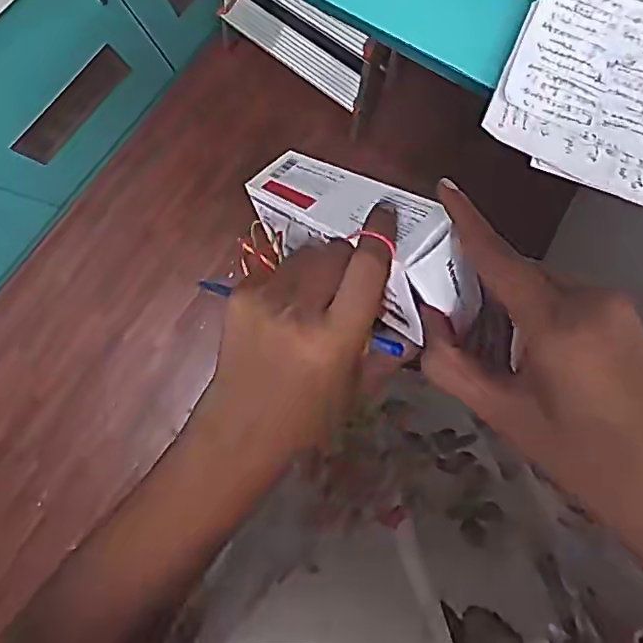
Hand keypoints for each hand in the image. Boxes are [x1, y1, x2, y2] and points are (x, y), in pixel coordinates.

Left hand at [198, 203, 399, 464]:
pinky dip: (290, 278)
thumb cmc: (307, 418)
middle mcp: (299, 310)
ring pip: (305, 253)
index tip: (385, 214)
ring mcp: (264, 298)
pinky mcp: (240, 293)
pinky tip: (287, 305)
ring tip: (317, 293)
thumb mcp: (358, 388)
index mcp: (334, 337)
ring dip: (319, 264)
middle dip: (348, 256)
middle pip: (334, 251)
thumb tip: (402, 308)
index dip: (379, 234)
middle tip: (349, 277)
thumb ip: (385, 345)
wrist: (240, 428)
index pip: (365, 267)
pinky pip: (278, 267)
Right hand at [421, 180, 642, 501]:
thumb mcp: (509, 420)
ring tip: (511, 361)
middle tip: (462, 328)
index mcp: (556, 321)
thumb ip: (455, 368)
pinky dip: (547, 317)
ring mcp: (617, 307)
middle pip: (519, 275)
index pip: (498, 257)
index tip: (446, 188)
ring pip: (546, 289)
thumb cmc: (595, 466)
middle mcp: (590, 298)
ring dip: (518, 308)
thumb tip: (429, 330)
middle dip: (486, 291)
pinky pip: (573, 302)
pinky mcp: (632, 320)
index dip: (466, 220)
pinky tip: (548, 364)